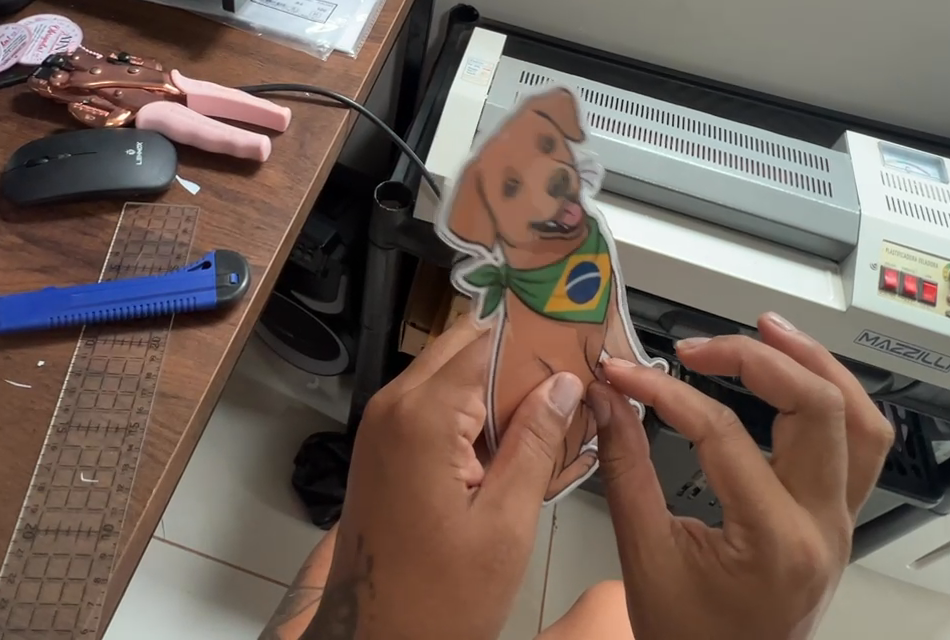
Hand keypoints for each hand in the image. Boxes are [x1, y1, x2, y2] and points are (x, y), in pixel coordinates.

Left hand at [310, 319, 584, 639]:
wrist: (372, 639)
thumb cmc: (442, 596)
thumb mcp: (504, 525)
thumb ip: (535, 443)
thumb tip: (565, 381)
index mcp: (422, 415)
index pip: (487, 344)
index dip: (535, 340)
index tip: (578, 342)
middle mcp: (393, 402)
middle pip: (462, 345)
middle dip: (515, 354)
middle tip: (567, 374)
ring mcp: (381, 419)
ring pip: (447, 368)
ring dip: (493, 378)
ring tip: (547, 402)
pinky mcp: (380, 439)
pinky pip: (430, 398)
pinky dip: (468, 402)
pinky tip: (507, 431)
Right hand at [591, 313, 894, 639]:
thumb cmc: (688, 636)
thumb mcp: (643, 553)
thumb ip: (623, 465)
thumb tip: (605, 396)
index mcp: (774, 541)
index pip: (720, 432)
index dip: (663, 390)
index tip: (621, 373)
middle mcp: (823, 527)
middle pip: (819, 411)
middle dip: (756, 359)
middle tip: (698, 343)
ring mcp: (839, 521)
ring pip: (861, 422)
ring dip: (817, 365)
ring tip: (768, 327)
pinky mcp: (836, 515)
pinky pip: (860, 443)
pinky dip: (834, 394)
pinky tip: (796, 370)